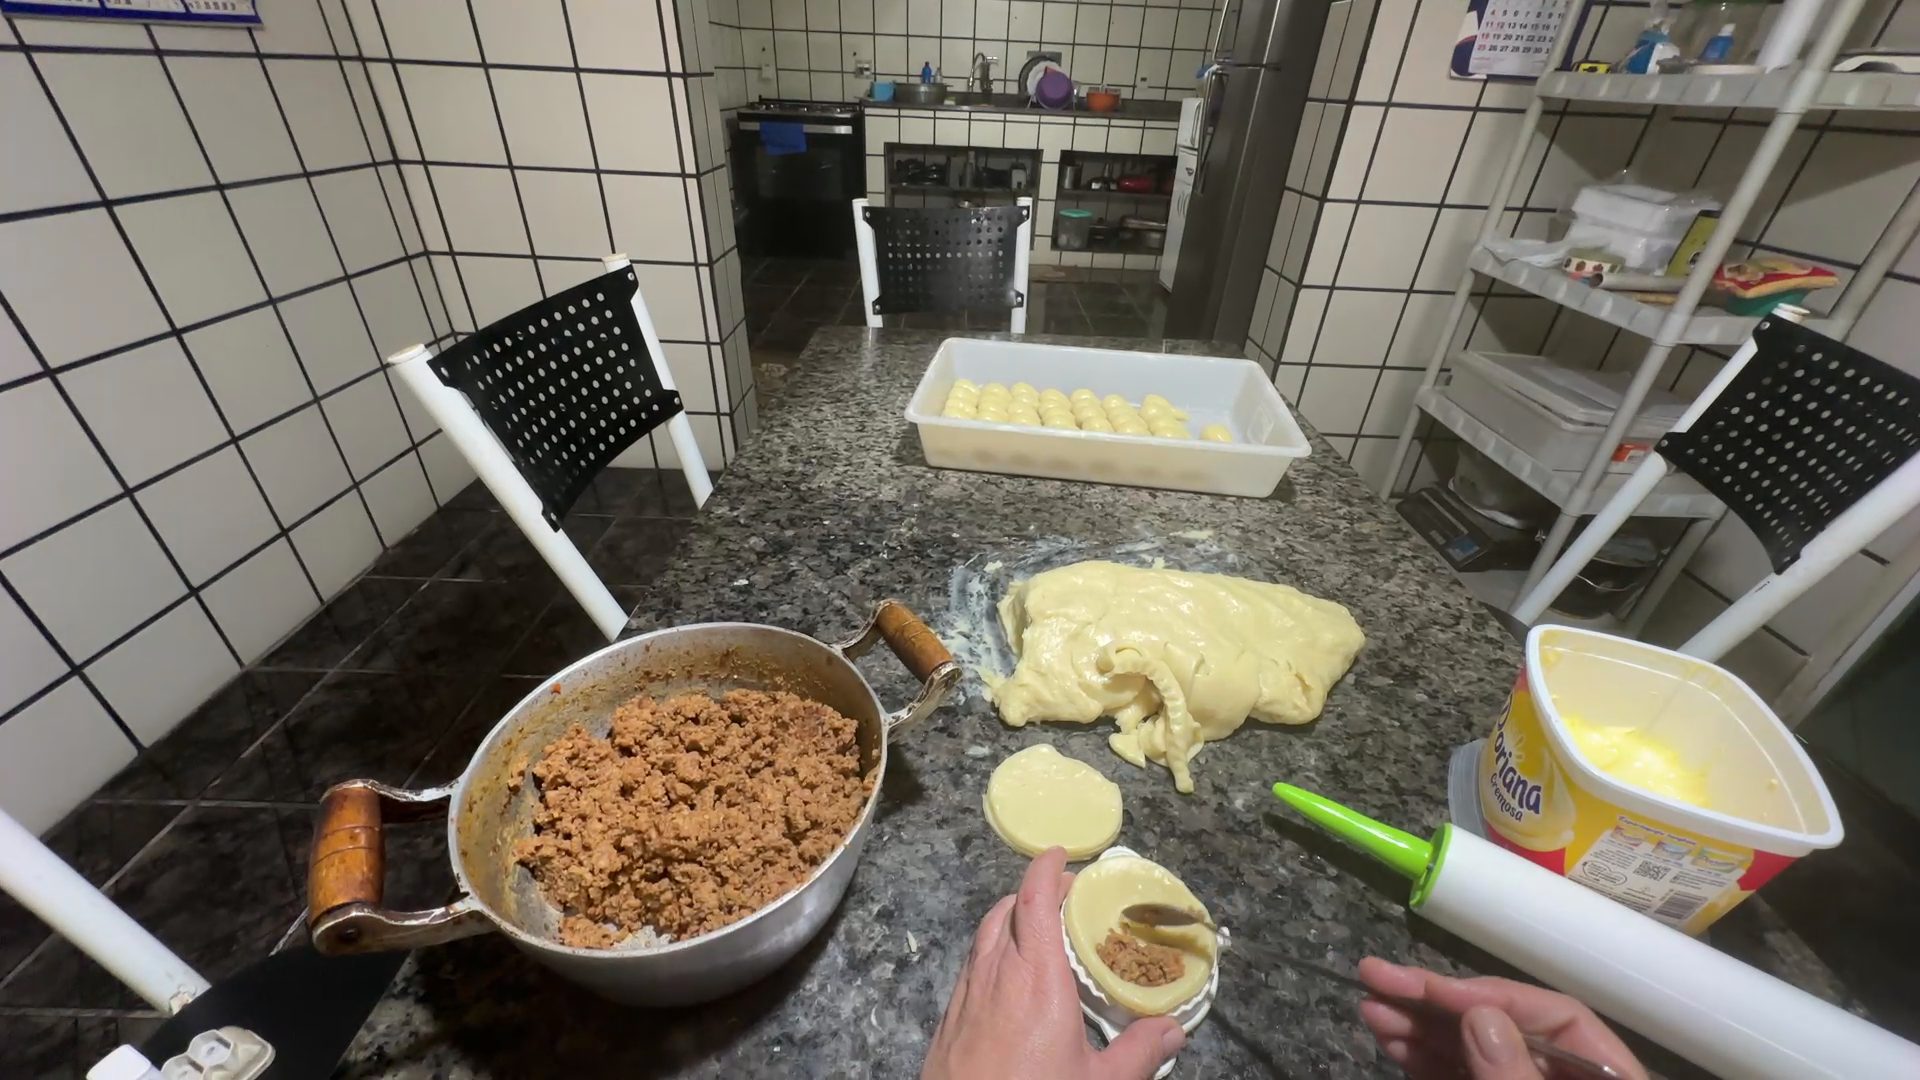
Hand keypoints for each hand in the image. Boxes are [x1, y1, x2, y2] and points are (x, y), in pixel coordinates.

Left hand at [922, 847, 1185, 1079]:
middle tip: (1064, 896)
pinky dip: (994, 945)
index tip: (1061, 854)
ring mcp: (969, 987)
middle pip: (1010, 905)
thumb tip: (1174, 1030)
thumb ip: (1137, 1053)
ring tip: (1037, 926)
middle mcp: (998, 969)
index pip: (1034, 897)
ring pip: (988, 929)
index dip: (1045, 867)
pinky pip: (973, 958)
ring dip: (1012, 914)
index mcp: (1036, 975)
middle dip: (1035, 890)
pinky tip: (1008, 972)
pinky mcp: (951, 1009)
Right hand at [1357, 958, 1647, 1079]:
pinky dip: (1426, 1059)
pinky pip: (1464, 1076)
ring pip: (1477, 1052)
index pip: (1561, 1018)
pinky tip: (1391, 1040)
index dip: (1490, 997)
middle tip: (1372, 979)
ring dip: (1419, 1029)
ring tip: (1370, 1011)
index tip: (1427, 990)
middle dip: (1435, 1007)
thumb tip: (1480, 1013)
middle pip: (1507, 1031)